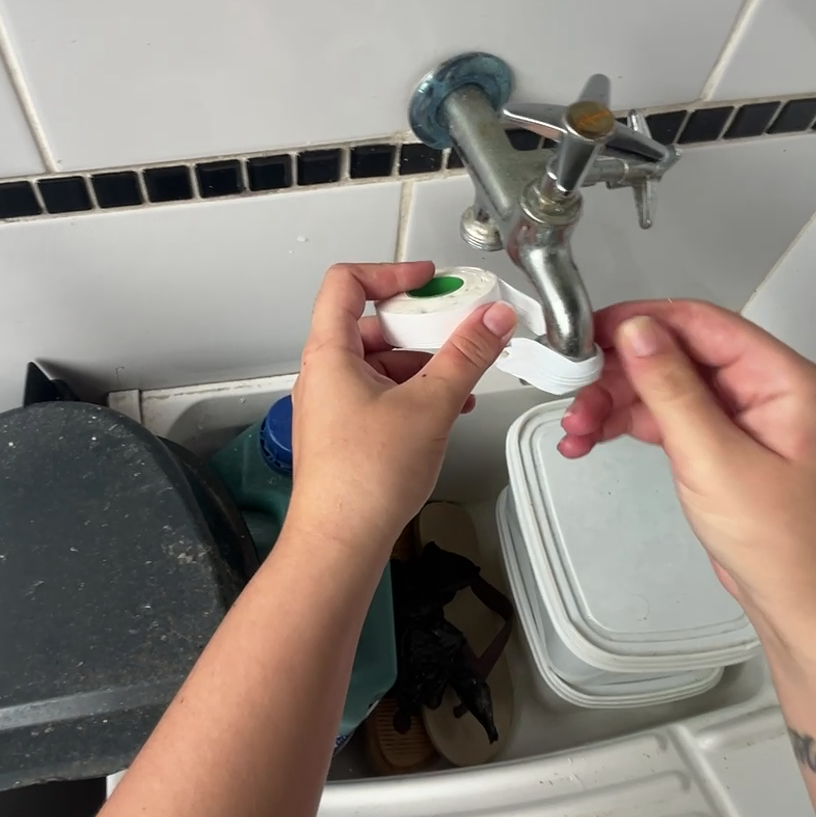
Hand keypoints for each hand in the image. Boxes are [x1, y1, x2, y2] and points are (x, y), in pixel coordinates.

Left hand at [283, 262, 516, 561]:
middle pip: (371, 324)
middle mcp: (324, 374)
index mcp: (329, 353)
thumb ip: (466, 355)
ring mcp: (332, 403)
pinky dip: (414, 391)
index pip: (346, 284)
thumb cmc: (364, 479)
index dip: (389, 272)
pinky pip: (381, 393)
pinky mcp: (345, 431)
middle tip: (462, 330)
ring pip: (381, 362)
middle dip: (421, 325)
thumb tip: (492, 318)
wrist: (339, 544)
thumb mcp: (430, 405)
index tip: (429, 281)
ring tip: (465, 376)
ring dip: (424, 362)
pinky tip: (449, 407)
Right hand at [558, 300, 815, 644]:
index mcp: (778, 378)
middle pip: (671, 355)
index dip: (640, 320)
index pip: (699, 323)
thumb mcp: (714, 457)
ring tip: (575, 430)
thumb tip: (636, 329)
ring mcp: (733, 416)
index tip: (588, 331)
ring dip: (610, 403)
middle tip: (574, 396)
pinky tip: (589, 440)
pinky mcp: (713, 442)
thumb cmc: (782, 541)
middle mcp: (757, 387)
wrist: (801, 608)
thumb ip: (671, 388)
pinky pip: (658, 417)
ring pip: (657, 386)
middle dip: (616, 375)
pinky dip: (622, 425)